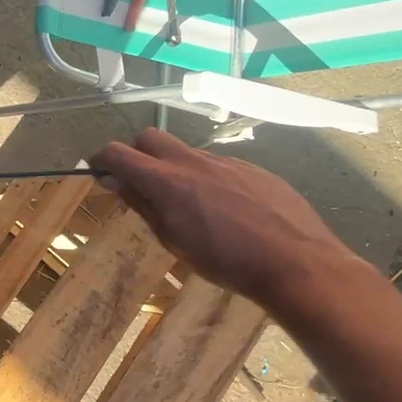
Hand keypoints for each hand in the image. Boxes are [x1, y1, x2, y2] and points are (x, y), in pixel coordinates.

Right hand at [92, 128, 369, 312]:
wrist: (299, 264)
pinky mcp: (256, 170)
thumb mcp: (172, 239)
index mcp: (166, 181)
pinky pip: (221, 166)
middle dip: (138, 154)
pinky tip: (229, 211)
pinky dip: (211, 180)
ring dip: (178, 169)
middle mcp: (193, 162)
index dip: (103, 161)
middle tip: (144, 183)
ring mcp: (228, 163)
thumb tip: (114, 180)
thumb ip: (141, 204)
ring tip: (193, 205)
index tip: (102, 175)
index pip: (118, 153)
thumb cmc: (226, 261)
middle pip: (150, 137)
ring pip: (188, 153)